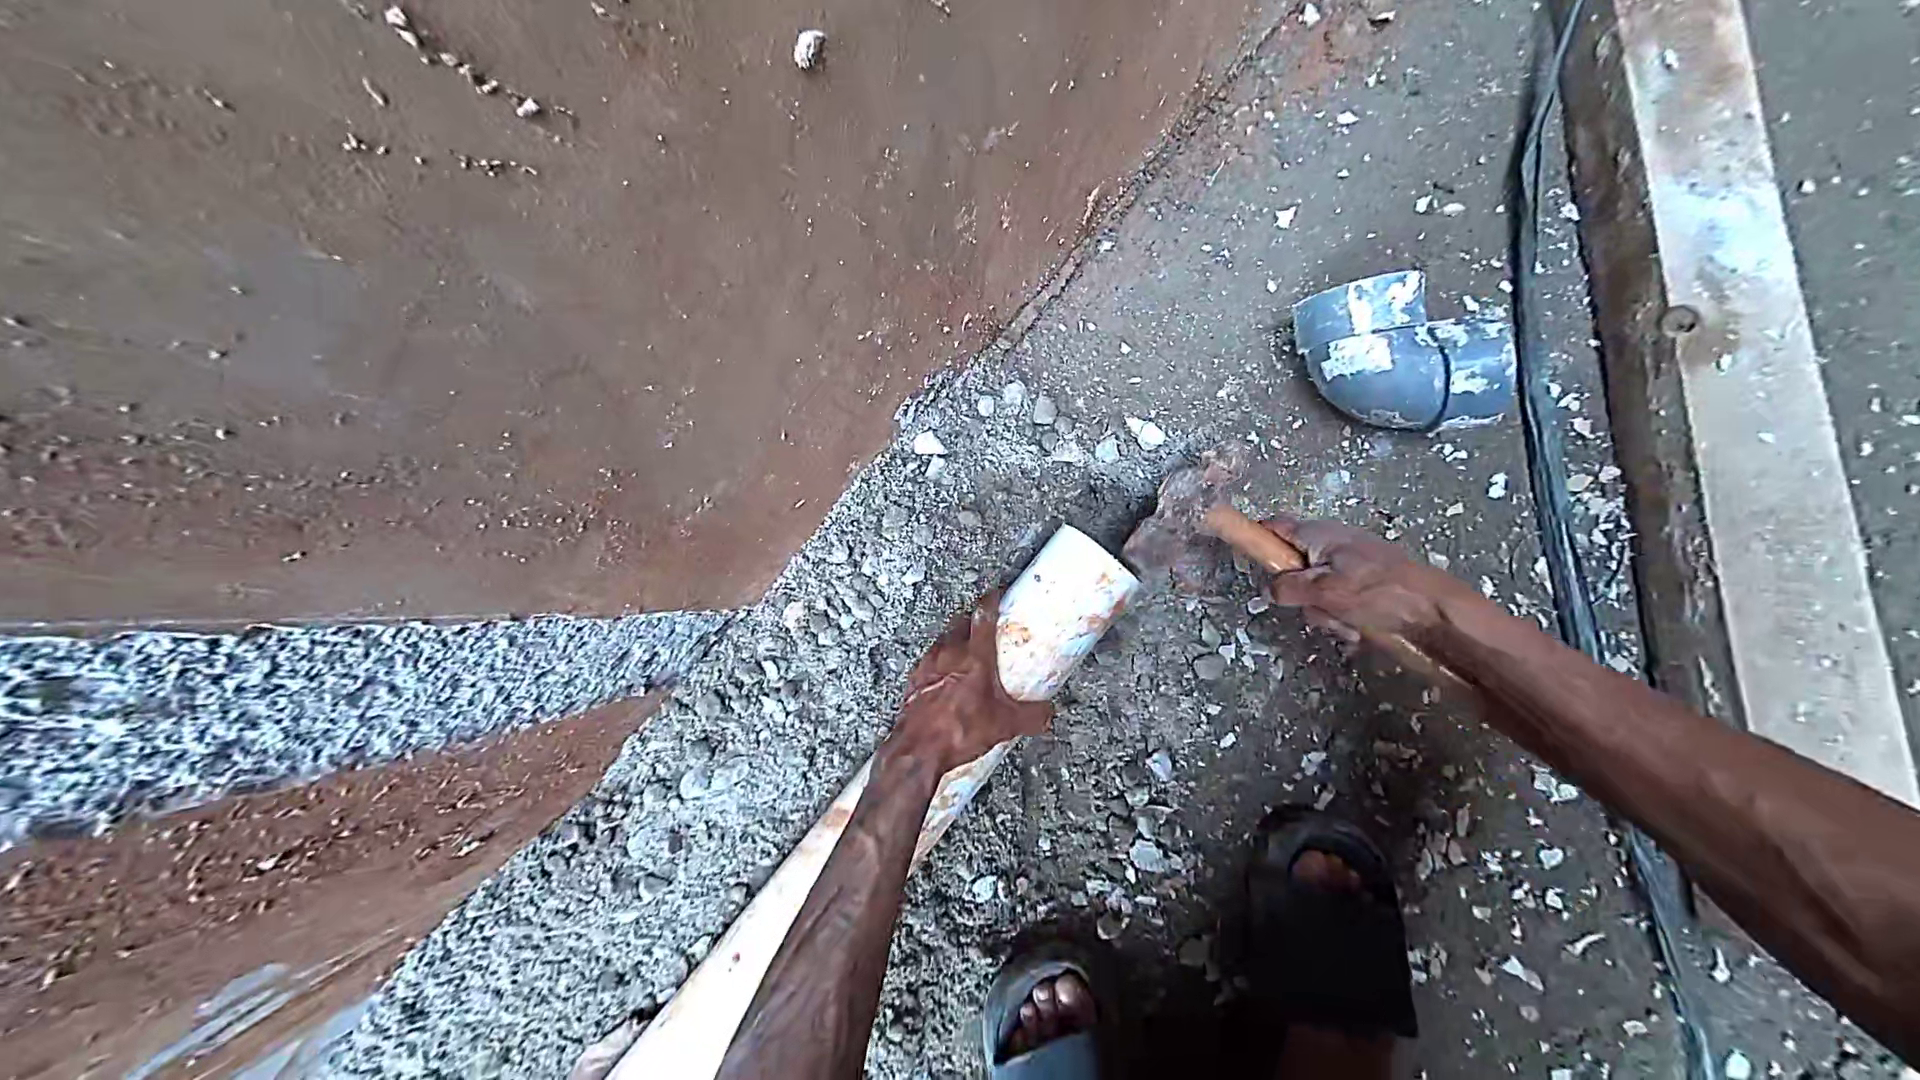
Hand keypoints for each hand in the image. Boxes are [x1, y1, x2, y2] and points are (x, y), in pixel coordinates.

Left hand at [890, 591, 1053, 772]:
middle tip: (981, 622)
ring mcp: (928, 666)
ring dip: (953, 639)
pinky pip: (927, 661)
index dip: (991, 601)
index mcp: (974, 658)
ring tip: (963, 648)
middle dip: (971, 619)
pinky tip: (941, 675)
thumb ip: (1032, 716)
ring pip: (942, 640)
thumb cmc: (957, 732)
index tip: (996, 593)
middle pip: (960, 623)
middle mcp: (949, 655)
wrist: (919, 750)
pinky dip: (937, 662)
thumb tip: (1047, 713)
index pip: (984, 617)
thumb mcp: (1006, 725)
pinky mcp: (914, 681)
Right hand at [1260, 515, 1476, 642]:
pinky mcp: (1366, 584)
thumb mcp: (1324, 591)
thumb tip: (1269, 589)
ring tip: (1343, 622)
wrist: (1440, 613)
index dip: (1255, 538)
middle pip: (1292, 565)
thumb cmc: (1380, 593)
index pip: (1274, 525)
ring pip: (1314, 587)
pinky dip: (1341, 614)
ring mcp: (1350, 564)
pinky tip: (1357, 627)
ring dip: (1321, 609)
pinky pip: (1337, 598)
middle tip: (1311, 607)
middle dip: (1296, 592)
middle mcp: (1332, 544)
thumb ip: (1287, 587)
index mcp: (1319, 535)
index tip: (1247, 561)